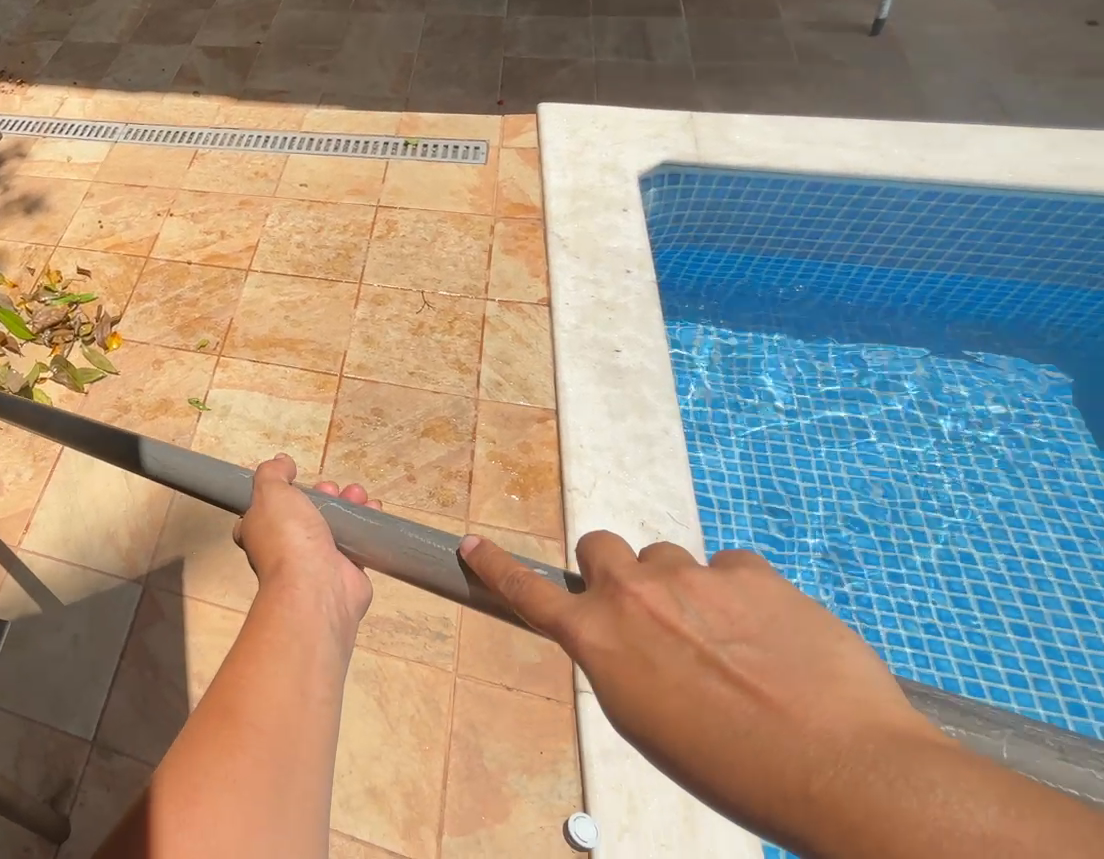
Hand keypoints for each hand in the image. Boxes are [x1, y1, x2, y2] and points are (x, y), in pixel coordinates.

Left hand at [235, 455, 379, 631]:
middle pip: (304, 513)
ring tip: (359, 494)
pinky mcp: (345, 570)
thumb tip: (281, 461)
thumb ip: (272, 473)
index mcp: (259, 531)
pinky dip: (366, 524)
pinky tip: (374, 510)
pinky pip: (356, 542)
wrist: (317, 586)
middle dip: (320, 494)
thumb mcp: (270, 492)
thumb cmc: (287, 536)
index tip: (295, 480)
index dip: (280, 493)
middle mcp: (284, 547)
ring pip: (332, 525)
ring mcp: (315, 561)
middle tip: (332, 488)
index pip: (263, 510)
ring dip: (347, 504)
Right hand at [461, 531, 944, 849]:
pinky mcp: (750, 572)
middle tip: (650, 608)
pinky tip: (773, 636)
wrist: (843, 770)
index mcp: (595, 638)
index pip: (525, 590)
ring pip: (669, 558)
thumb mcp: (643, 720)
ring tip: (730, 640)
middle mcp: (630, 595)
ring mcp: (689, 577)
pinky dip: (743, 593)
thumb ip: (614, 661)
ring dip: (685, 587)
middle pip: (600, 546)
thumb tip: (617, 636)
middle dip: (616, 570)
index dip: (494, 566)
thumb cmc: (732, 767)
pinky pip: (732, 565)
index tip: (471, 544)